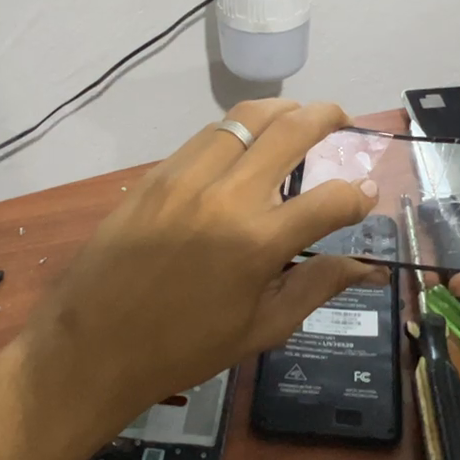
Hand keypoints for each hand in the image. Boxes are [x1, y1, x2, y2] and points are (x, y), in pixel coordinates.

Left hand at [23, 100, 385, 443]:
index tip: (365, 195)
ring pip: (245, 118)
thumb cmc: (184, 349)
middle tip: (342, 121)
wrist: (93, 347)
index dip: (358, 194)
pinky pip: (207, 135)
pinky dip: (237, 131)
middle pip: (292, 130)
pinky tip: (245, 147)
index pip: (331, 199)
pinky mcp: (156, 176)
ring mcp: (186, 178)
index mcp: (259, 242)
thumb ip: (317, 286)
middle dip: (327, 117)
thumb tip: (367, 267)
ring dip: (282, 111)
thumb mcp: (261, 329)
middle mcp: (227, 196)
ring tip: (297, 120)